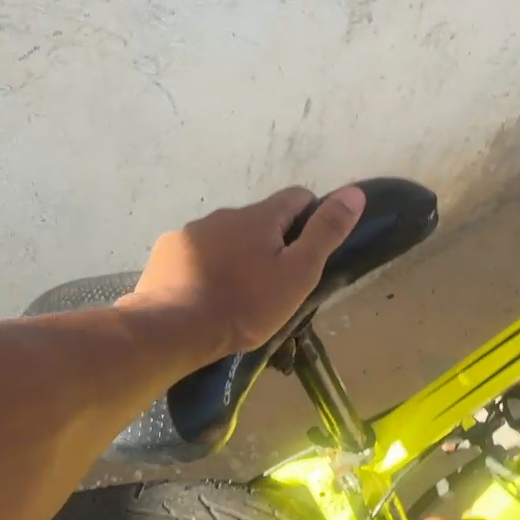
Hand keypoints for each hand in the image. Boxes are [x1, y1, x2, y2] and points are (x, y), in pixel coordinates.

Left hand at [119, 185, 364, 357]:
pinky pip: (194, 252)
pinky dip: (203, 266)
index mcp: (259, 216)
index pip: (296, 197)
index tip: (309, 250)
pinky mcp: (166, 252)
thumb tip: (354, 192)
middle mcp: (224, 214)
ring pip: (224, 236)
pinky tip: (202, 294)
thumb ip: (325, 232)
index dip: (310, 216)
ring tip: (235, 293)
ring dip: (234, 254)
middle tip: (273, 282)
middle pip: (258, 219)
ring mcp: (191, 232)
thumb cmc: (246, 304)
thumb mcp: (298, 273)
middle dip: (269, 241)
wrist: (175, 327)